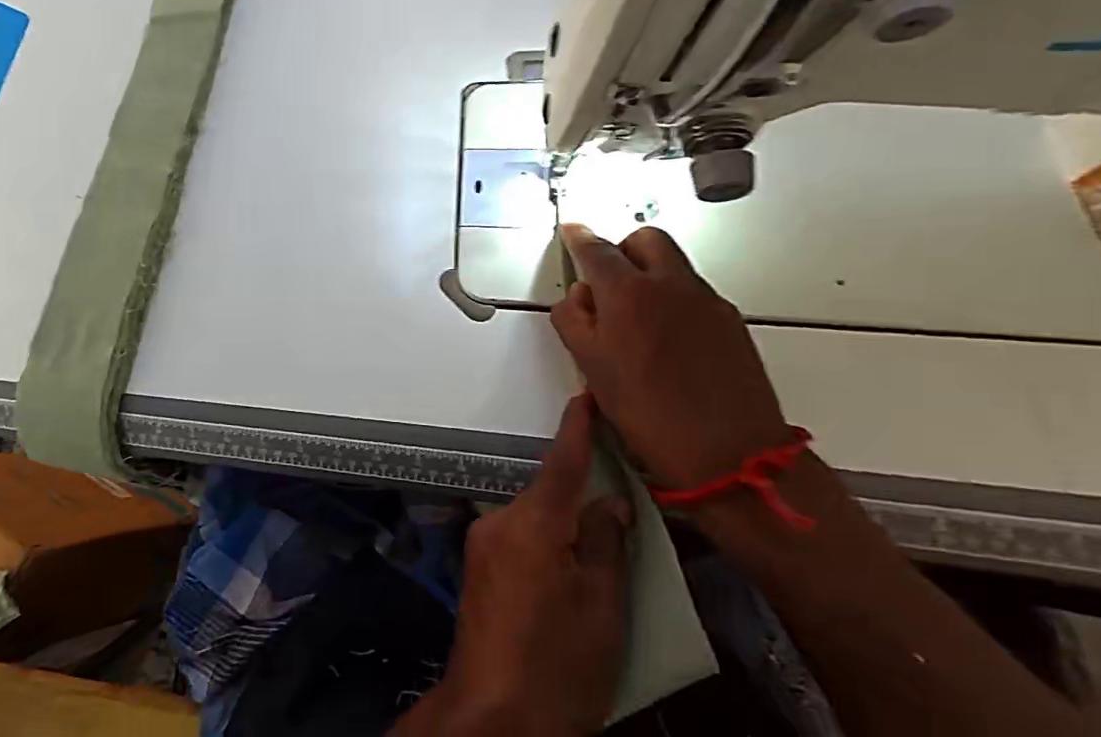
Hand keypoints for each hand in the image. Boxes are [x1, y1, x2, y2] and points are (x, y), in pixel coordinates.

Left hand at [398, 395, 630, 736]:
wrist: (494, 713)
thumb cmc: (560, 666)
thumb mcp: (602, 610)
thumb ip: (606, 546)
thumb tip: (610, 501)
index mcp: (532, 524)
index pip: (560, 464)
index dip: (577, 429)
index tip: (585, 395)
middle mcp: (499, 521)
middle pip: (547, 493)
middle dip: (581, 493)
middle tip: (623, 497)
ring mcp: (482, 542)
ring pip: (534, 518)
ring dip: (564, 525)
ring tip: (601, 553)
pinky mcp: (477, 564)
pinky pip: (518, 537)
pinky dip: (545, 542)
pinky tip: (566, 573)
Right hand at [549, 223, 792, 489]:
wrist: (727, 453)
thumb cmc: (654, 414)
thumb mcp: (589, 365)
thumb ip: (573, 319)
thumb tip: (578, 300)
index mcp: (628, 293)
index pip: (596, 248)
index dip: (579, 238)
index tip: (573, 233)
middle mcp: (672, 287)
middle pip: (645, 239)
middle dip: (622, 248)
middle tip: (606, 275)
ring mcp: (707, 303)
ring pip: (674, 265)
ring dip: (650, 274)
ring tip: (634, 315)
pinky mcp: (731, 323)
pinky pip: (695, 293)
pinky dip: (674, 299)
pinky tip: (664, 337)